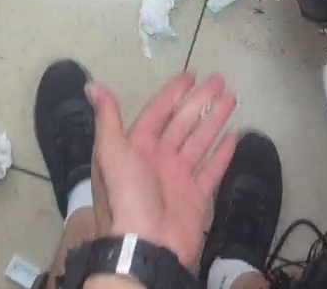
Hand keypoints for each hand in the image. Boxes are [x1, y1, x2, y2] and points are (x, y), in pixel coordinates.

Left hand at [86, 73, 238, 270]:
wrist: (145, 251)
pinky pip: (211, 171)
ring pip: (200, 141)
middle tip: (220, 80)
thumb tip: (92, 86)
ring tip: (231, 98)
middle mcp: (159, 159)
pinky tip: (234, 137)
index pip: (158, 111)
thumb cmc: (127, 198)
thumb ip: (107, 120)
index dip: (173, 92)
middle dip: (201, 100)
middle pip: (183, 122)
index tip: (191, 75)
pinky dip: (222, 154)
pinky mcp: (196, 198)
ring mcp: (179, 179)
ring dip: (215, 119)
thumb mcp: (111, 155)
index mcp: (138, 147)